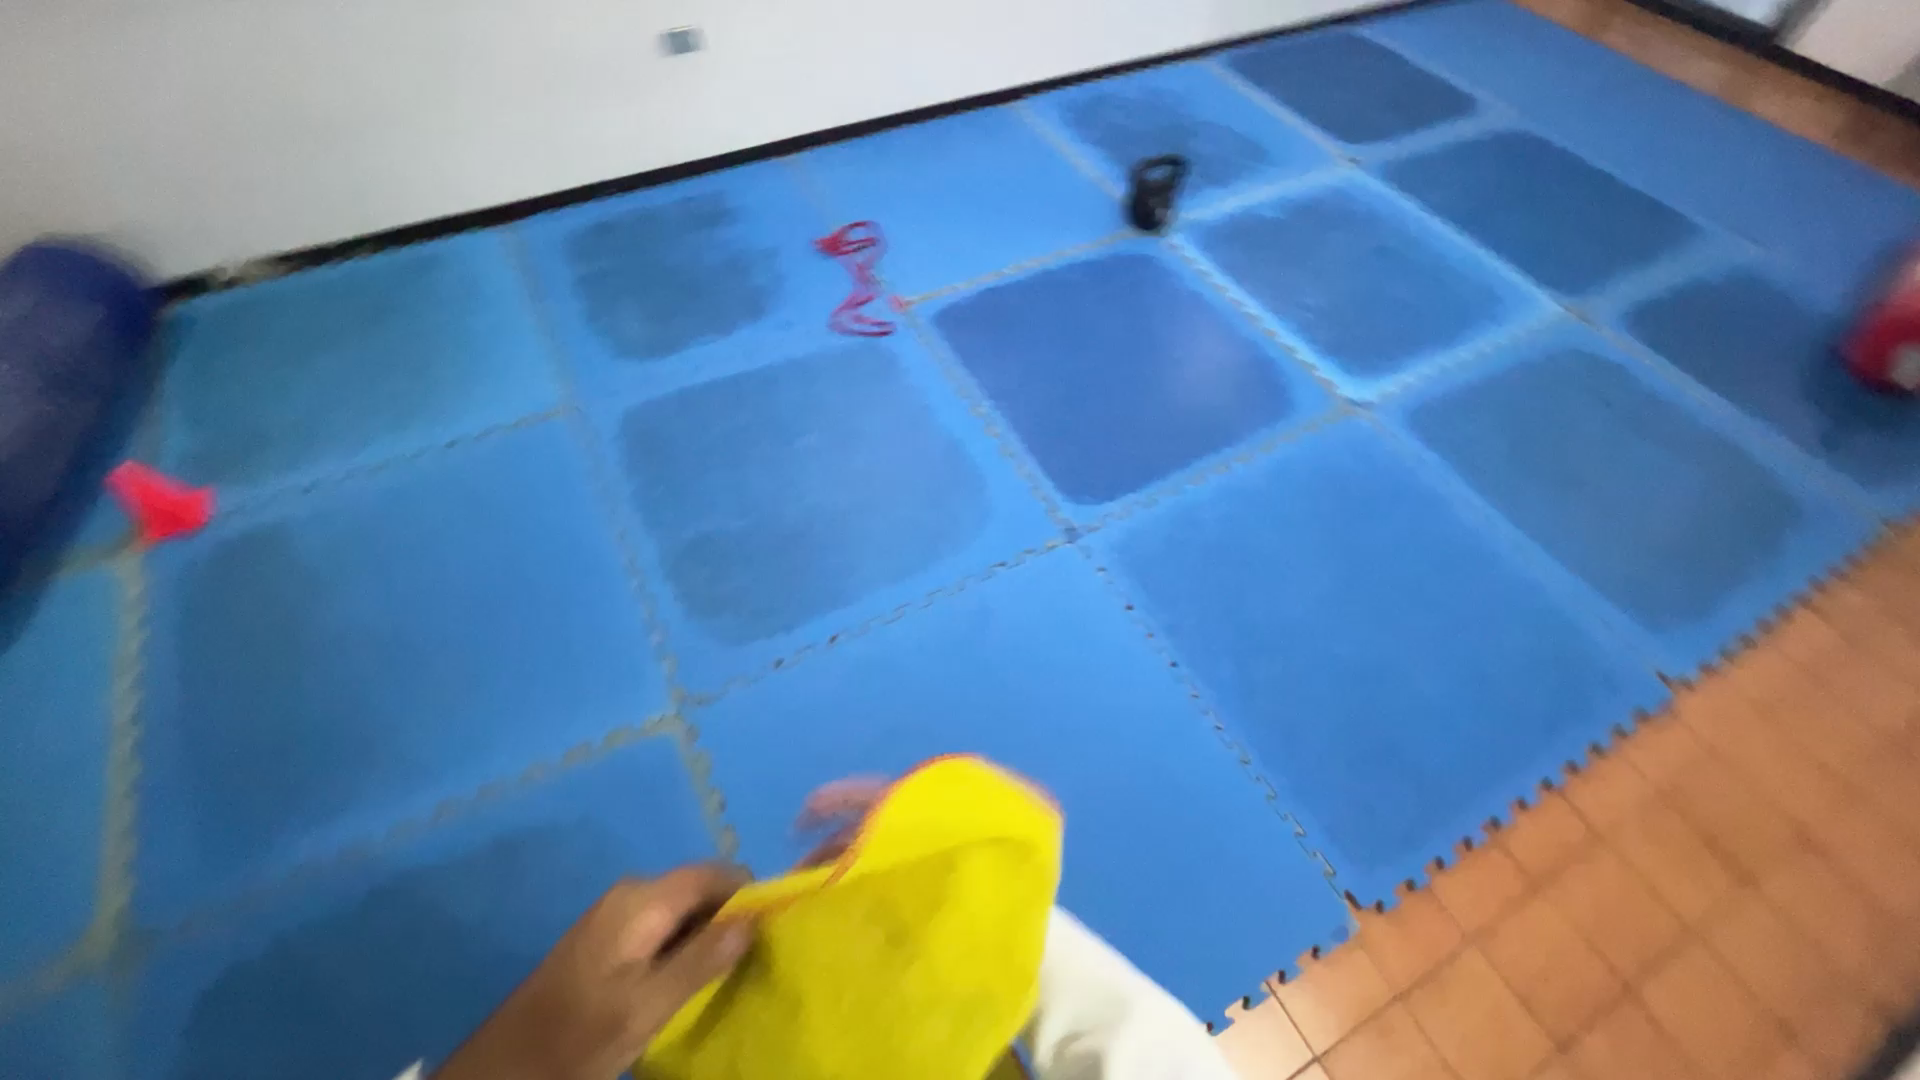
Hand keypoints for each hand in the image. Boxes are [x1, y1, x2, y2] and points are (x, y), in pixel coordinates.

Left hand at [434, 863, 755, 1079]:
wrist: (502, 1070)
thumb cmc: (580, 1037)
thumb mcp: (648, 1006)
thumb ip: (703, 958)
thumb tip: (755, 918)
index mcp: (644, 898)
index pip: (719, 873)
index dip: (749, 897)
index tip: (768, 937)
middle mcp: (632, 891)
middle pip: (702, 889)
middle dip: (728, 919)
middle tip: (741, 966)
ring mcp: (617, 912)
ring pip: (684, 909)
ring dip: (706, 936)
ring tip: (716, 979)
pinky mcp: (608, 935)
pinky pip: (663, 925)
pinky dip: (682, 946)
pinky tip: (681, 983)